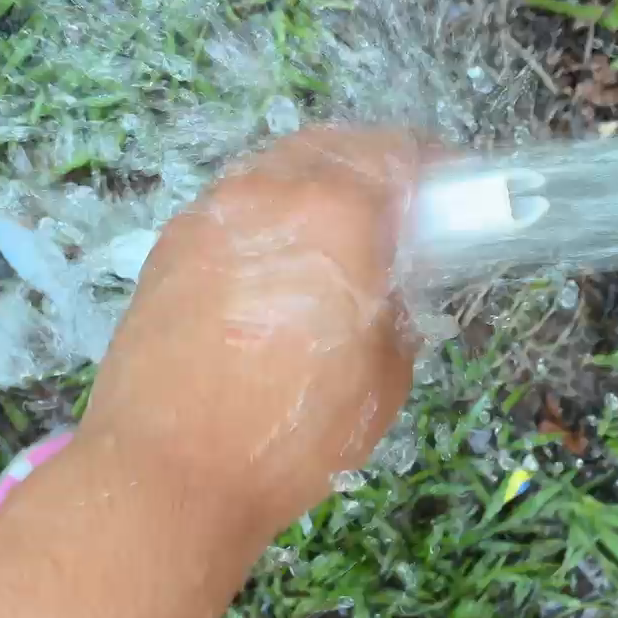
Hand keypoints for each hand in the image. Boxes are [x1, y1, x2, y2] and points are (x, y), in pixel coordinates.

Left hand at [75, 127, 419, 540]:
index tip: (449, 187)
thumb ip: (399, 313)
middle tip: (397, 206)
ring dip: (317, 182)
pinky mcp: (171, 245)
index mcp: (337, 215)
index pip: (397, 155)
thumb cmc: (293, 434)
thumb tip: (388, 289)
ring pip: (276, 168)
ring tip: (335, 230)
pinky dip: (270, 211)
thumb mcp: (385, 380)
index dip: (433, 164)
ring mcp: (211, 214)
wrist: (168, 472)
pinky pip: (235, 204)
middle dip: (374, 163)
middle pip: (333, 146)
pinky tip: (275, 258)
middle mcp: (269, 193)